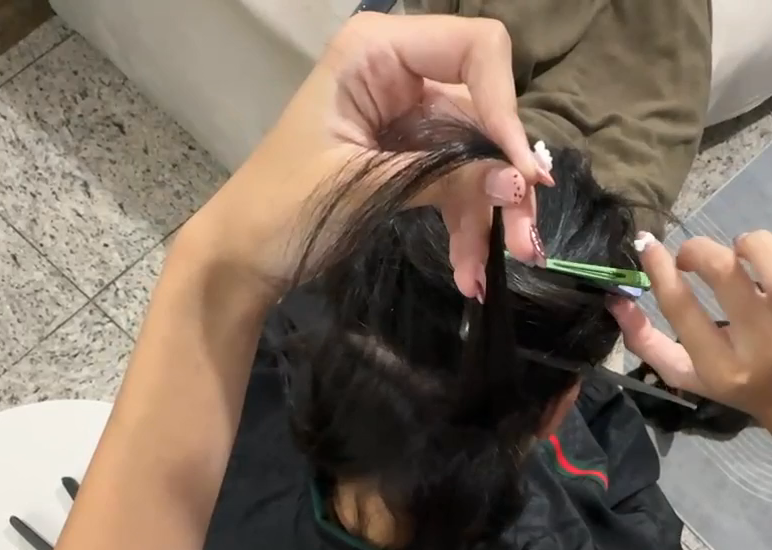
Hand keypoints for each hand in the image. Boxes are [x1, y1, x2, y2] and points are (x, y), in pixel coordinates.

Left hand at [185, 13, 548, 297]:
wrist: (245, 254)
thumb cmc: (282, 208)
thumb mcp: (363, 188)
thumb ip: (442, 178)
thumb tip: (519, 184)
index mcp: (377, 52)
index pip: (476, 51)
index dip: (507, 111)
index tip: (523, 179)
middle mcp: (402, 75)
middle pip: (485, 116)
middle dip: (506, 185)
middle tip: (526, 246)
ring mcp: (409, 120)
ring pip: (478, 161)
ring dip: (490, 220)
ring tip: (482, 276)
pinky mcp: (411, 160)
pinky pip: (457, 188)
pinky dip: (466, 229)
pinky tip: (467, 272)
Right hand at [609, 232, 771, 435]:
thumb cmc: (739, 382)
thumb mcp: (685, 374)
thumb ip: (646, 342)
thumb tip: (616, 301)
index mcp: (718, 365)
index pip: (681, 309)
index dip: (660, 270)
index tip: (648, 247)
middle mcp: (759, 348)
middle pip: (727, 276)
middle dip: (700, 250)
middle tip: (695, 255)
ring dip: (755, 245)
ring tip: (746, 251)